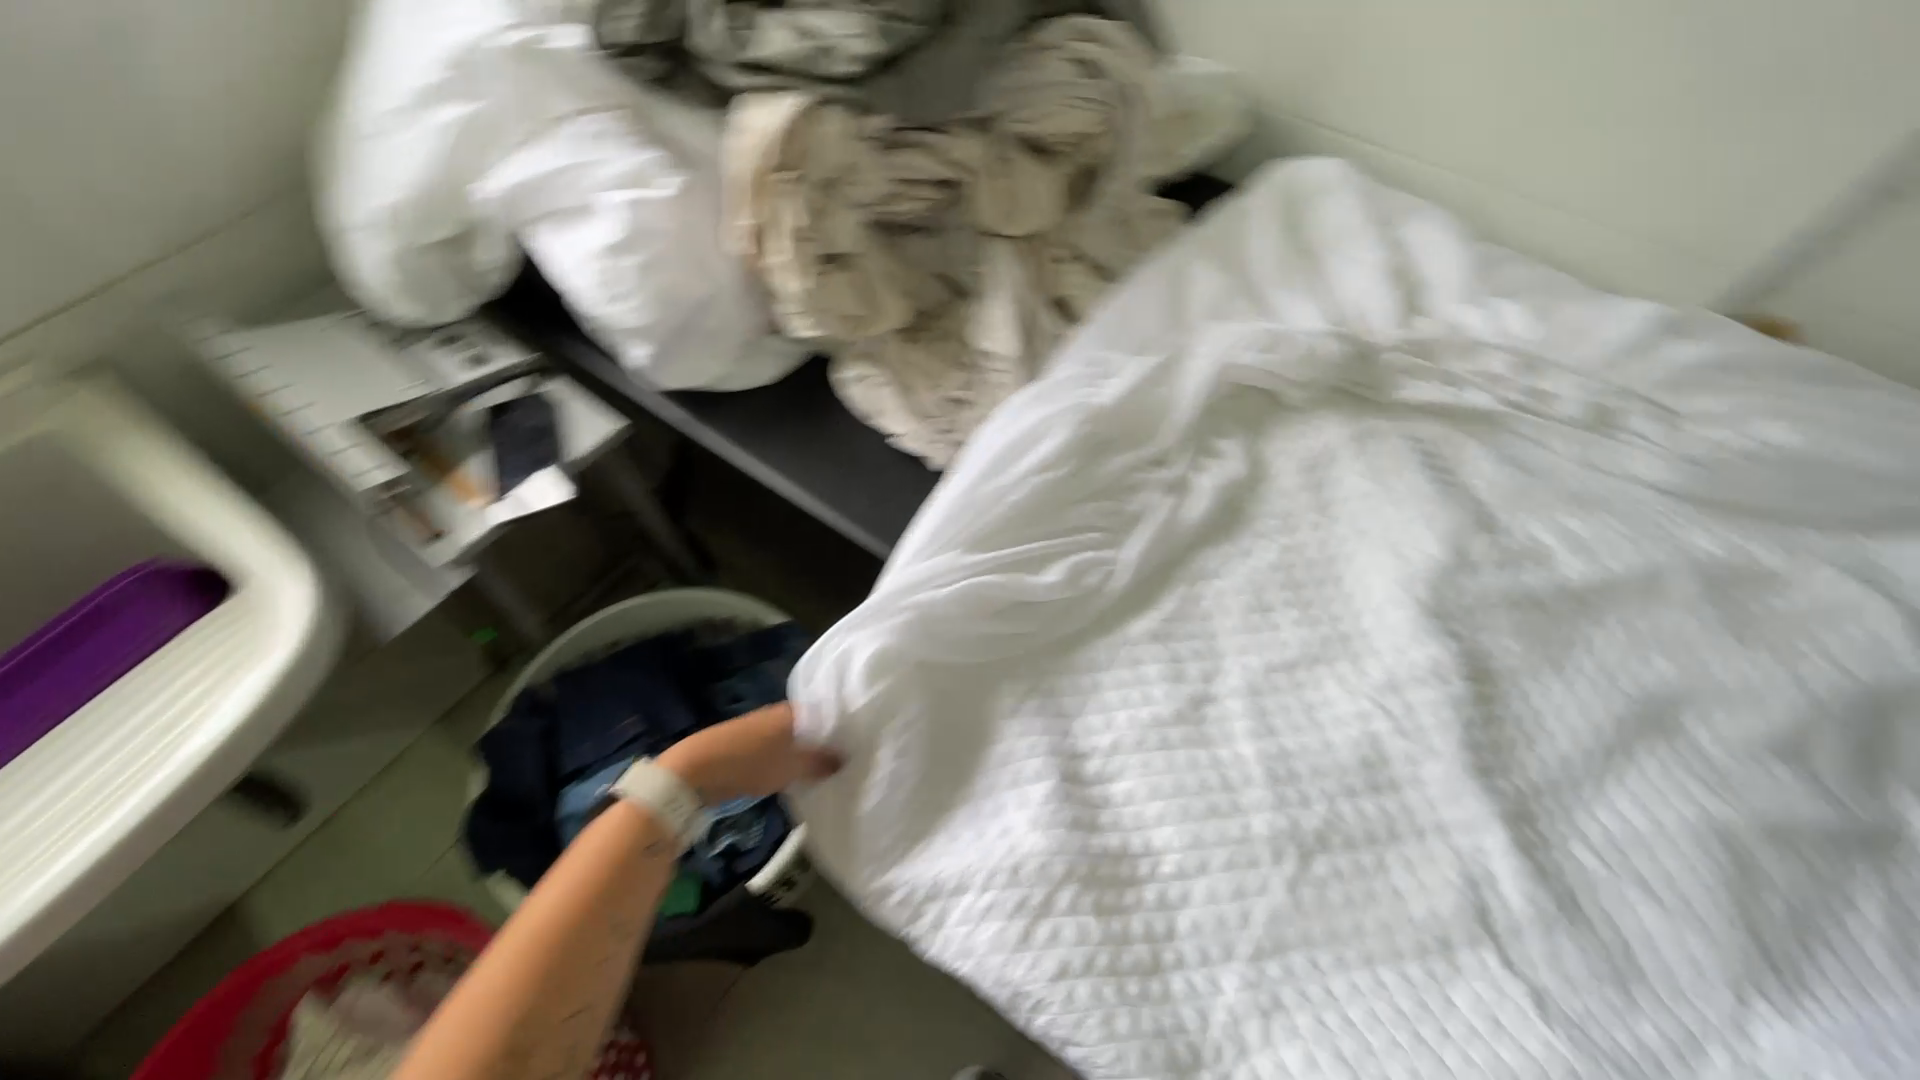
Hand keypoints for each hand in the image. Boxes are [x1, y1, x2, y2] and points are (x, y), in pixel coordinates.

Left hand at [656, 702, 841, 803]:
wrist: (694, 771)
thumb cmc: (749, 762)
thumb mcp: (791, 767)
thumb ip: (820, 762)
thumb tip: (844, 758)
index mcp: (790, 711)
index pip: (824, 713)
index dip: (840, 729)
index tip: (856, 745)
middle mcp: (776, 715)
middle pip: (808, 728)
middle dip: (823, 744)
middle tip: (844, 762)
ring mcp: (758, 730)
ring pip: (791, 741)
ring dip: (803, 755)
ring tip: (823, 772)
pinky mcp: (744, 748)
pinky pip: (775, 752)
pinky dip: (786, 763)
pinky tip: (794, 777)